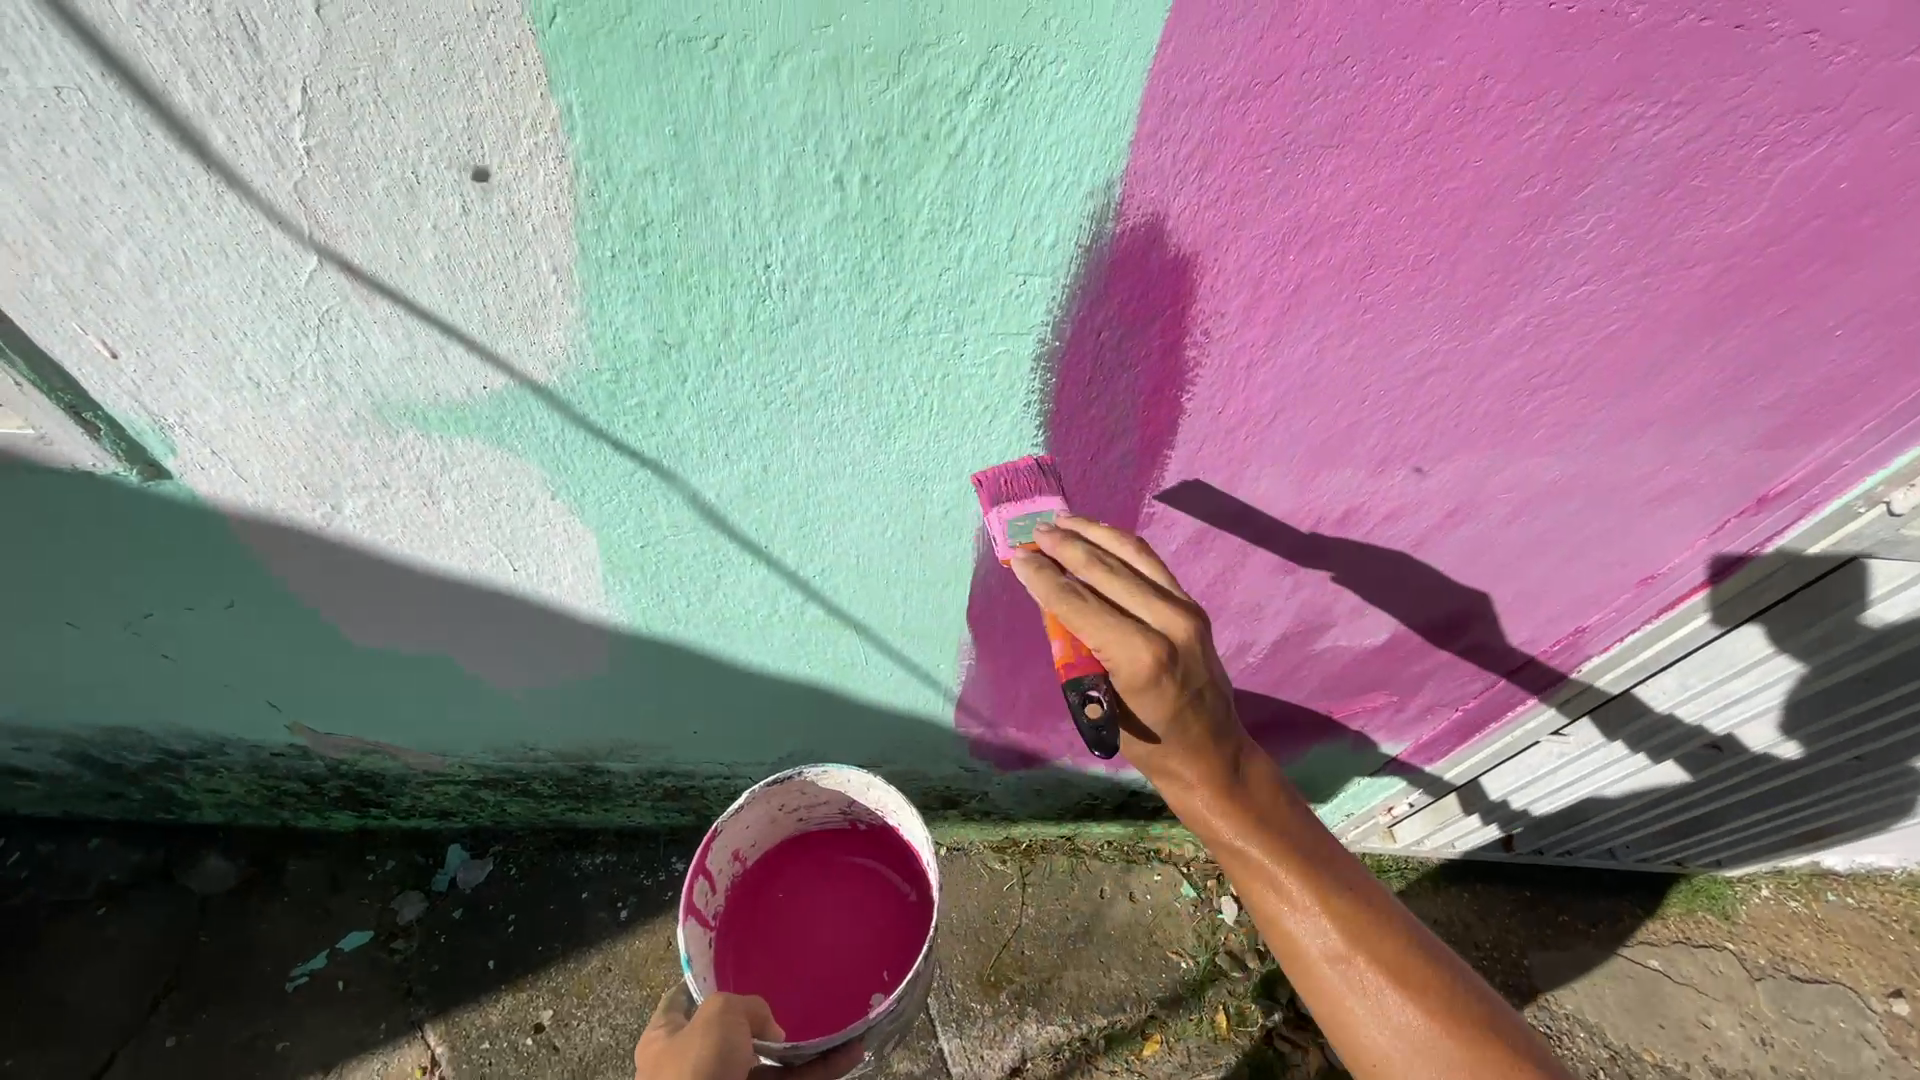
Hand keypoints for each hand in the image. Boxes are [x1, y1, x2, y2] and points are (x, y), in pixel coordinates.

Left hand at [633, 986, 863, 1079]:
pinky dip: (820, 1072)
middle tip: (801, 999)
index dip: (706, 981)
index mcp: (667, 1037)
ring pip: (773, 1066)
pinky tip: (850, 1054)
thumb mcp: (720, 1014)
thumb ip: (750, 1007)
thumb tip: (772, 1032)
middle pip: (737, 1032)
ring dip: (808, 1049)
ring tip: (845, 1028)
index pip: (683, 1000)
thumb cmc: (696, 1069)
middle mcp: (694, 1063)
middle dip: (771, 1020)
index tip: (737, 964)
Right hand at [1009, 514, 1251, 794]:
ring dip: (1093, 533)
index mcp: (1140, 656)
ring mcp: (1185, 609)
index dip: (1044, 577)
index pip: (1079, 603)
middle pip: (1105, 570)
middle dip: (1065, 546)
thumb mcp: (1099, 703)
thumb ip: (1078, 649)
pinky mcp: (1193, 605)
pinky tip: (1098, 535)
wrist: (1212, 753)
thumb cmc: (1148, 743)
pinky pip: (1150, 563)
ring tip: (1062, 521)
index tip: (1017, 556)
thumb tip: (1054, 602)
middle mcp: (1167, 623)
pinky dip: (1120, 543)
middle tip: (1034, 531)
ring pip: (1132, 554)